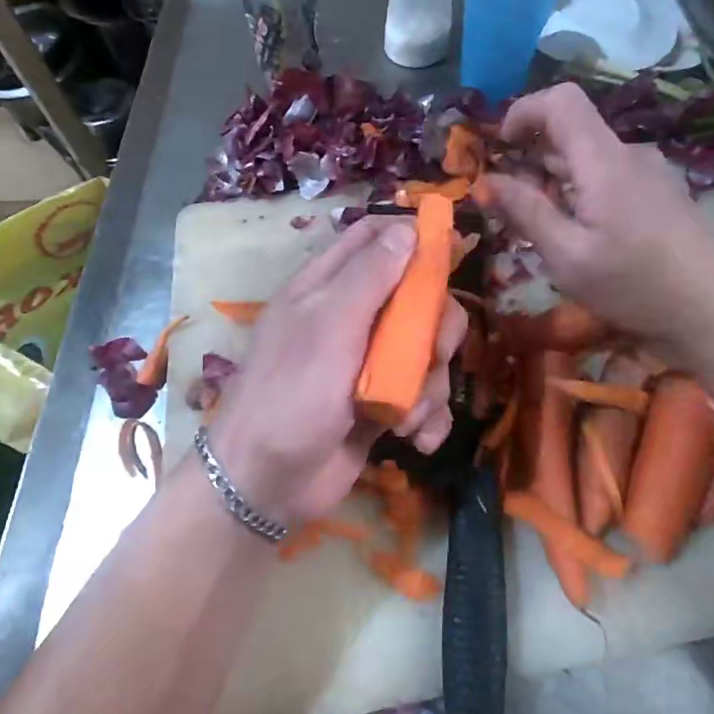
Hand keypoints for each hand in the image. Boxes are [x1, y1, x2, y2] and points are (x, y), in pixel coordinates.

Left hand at [207, 216, 466, 523]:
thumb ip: (370, 276)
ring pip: (427, 352)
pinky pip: (424, 398)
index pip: (374, 238)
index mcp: (329, 286)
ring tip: (408, 416)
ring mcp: (369, 363)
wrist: (264, 486)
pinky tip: (417, 439)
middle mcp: (352, 318)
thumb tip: (409, 228)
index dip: (413, 237)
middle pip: (418, 298)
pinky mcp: (382, 405)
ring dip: (431, 386)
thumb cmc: (291, 394)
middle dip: (436, 329)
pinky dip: (428, 419)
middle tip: (433, 354)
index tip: (448, 254)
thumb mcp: (329, 326)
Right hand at [476, 83, 713, 364]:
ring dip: (556, 178)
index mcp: (603, 159)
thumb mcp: (568, 256)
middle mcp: (628, 153)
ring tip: (543, 226)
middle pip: (572, 129)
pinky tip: (582, 234)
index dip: (522, 110)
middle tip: (511, 201)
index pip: (560, 99)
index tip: (500, 148)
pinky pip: (610, 176)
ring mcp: (650, 172)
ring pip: (589, 156)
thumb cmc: (636, 285)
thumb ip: (526, 211)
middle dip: (532, 154)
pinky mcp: (661, 193)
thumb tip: (486, 180)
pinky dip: (582, 190)